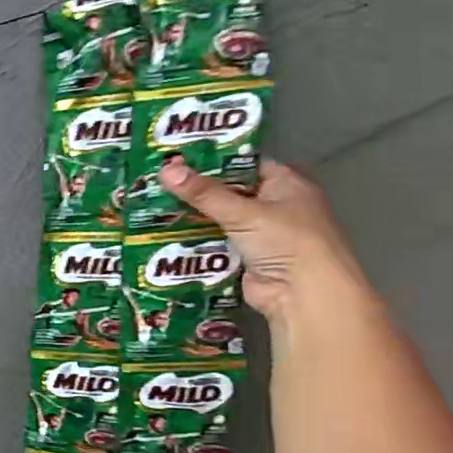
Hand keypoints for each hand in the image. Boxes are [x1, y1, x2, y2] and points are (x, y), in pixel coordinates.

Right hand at [159, 158, 372, 324]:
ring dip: (188, 217)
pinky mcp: (242, 257)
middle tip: (152, 184)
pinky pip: (211, 242)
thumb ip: (203, 193)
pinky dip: (190, 240)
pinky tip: (160, 234)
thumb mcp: (243, 212)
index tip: (175, 159)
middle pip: (226, 192)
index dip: (212, 161)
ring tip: (148, 208)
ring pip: (215, 219)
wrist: (303, 293)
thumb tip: (165, 169)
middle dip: (193, 191)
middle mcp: (274, 206)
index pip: (244, 165)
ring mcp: (258, 233)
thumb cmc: (286, 242)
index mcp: (286, 185)